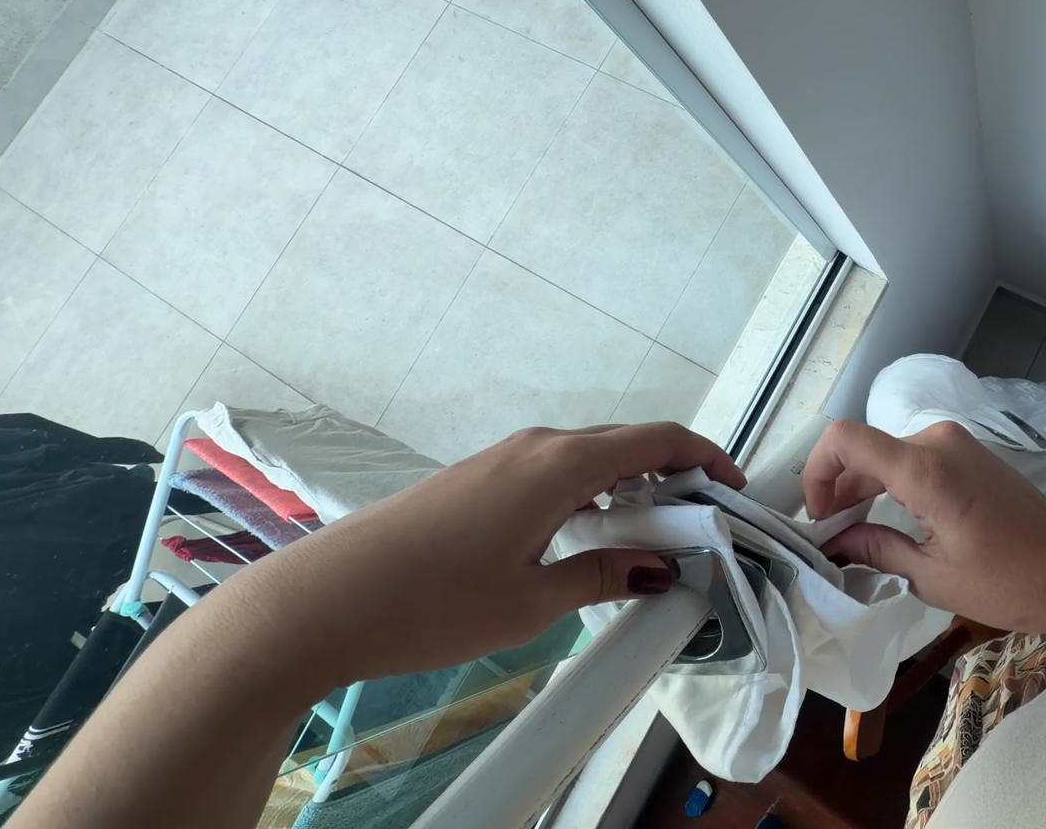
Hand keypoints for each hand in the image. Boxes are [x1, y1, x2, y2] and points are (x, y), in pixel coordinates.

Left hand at [214, 422, 743, 692]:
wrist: (313, 605)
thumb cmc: (428, 604)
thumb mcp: (531, 602)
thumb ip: (604, 575)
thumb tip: (659, 569)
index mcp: (563, 465)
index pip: (659, 439)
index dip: (705, 456)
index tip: (732, 485)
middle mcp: (540, 445)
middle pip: (629, 441)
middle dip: (674, 470)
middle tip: (698, 517)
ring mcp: (506, 455)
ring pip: (593, 454)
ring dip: (632, 481)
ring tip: (650, 530)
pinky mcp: (482, 473)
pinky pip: (559, 466)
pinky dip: (594, 488)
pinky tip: (589, 530)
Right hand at [803, 419, 1045, 634]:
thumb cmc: (1009, 582)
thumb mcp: (933, 577)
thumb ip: (876, 551)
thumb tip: (832, 545)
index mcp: (926, 469)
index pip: (845, 439)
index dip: (817, 472)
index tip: (819, 516)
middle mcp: (937, 441)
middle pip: (863, 449)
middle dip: (837, 489)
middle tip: (829, 537)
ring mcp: (955, 441)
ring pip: (886, 453)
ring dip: (863, 488)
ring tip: (854, 533)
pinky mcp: (966, 451)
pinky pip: (912, 457)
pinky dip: (890, 482)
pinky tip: (888, 519)